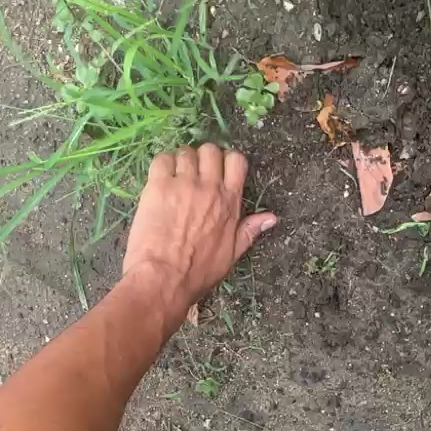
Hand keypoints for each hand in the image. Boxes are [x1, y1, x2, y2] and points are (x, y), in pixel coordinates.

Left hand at [121, 144, 275, 313]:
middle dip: (202, 159)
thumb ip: (249, 231)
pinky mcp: (158, 186)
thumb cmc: (198, 273)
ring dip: (180, 162)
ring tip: (173, 180)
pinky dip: (161, 166)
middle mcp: (209, 188)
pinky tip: (159, 182)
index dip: (226, 161)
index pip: (236, 161)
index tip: (216, 172)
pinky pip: (162, 160)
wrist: (165, 279)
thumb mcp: (231, 255)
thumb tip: (271, 218)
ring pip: (185, 153)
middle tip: (192, 175)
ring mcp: (184, 184)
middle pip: (210, 151)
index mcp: (229, 202)